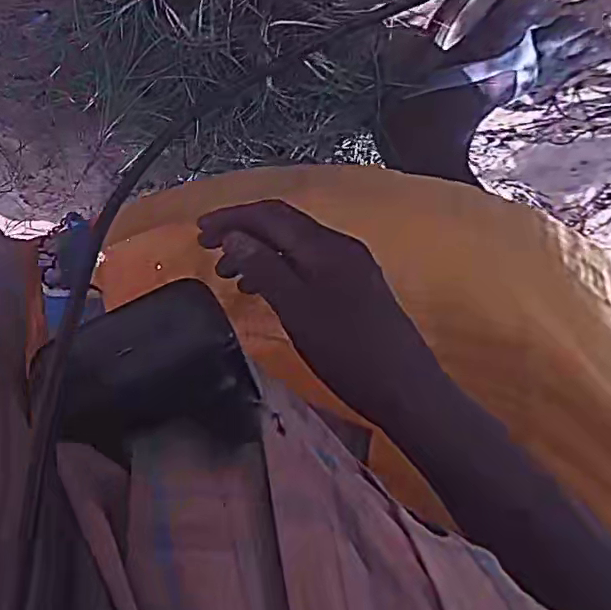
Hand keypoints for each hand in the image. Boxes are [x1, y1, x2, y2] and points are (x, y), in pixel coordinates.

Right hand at [198, 200, 446, 425]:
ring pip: (292, 244)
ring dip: (256, 250)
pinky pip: (304, 262)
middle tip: (207, 248)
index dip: (231, 217)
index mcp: (325, 247)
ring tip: (226, 273)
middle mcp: (339, 247)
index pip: (270, 215)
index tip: (199, 230)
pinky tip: (260, 288)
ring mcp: (350, 266)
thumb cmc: (347, 352)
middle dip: (241, 230)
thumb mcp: (295, 309)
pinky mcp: (355, 286)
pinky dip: (275, 267)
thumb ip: (263, 267)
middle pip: (281, 224)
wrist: (411, 394)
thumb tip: (234, 236)